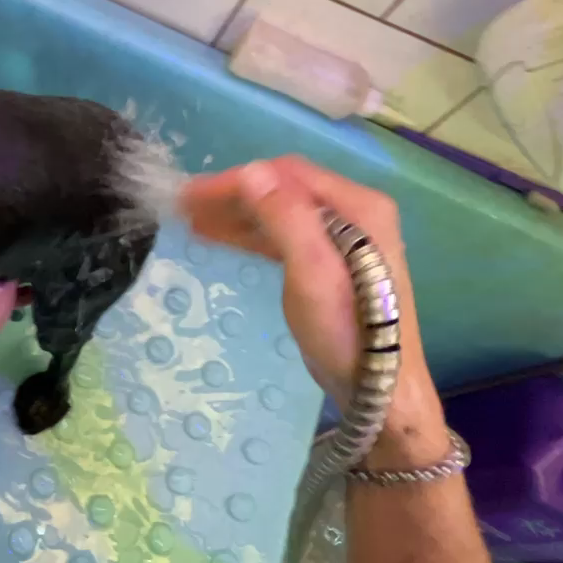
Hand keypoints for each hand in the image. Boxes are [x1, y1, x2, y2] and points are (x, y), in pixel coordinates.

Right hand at [180, 158, 439, 429]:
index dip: (235, 180)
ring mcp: (346, 238)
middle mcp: (356, 212)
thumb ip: (286, 218)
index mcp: (358, 207)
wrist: (378, 388)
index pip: (286, 175)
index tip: (190, 195)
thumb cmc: (344, 332)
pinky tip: (223, 239)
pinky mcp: (334, 262)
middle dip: (232, 195)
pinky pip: (285, 234)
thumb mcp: (312, 271)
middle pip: (282, 189)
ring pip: (281, 211)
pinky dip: (252, 234)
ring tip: (193, 222)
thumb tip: (250, 173)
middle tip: (184, 207)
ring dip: (237, 214)